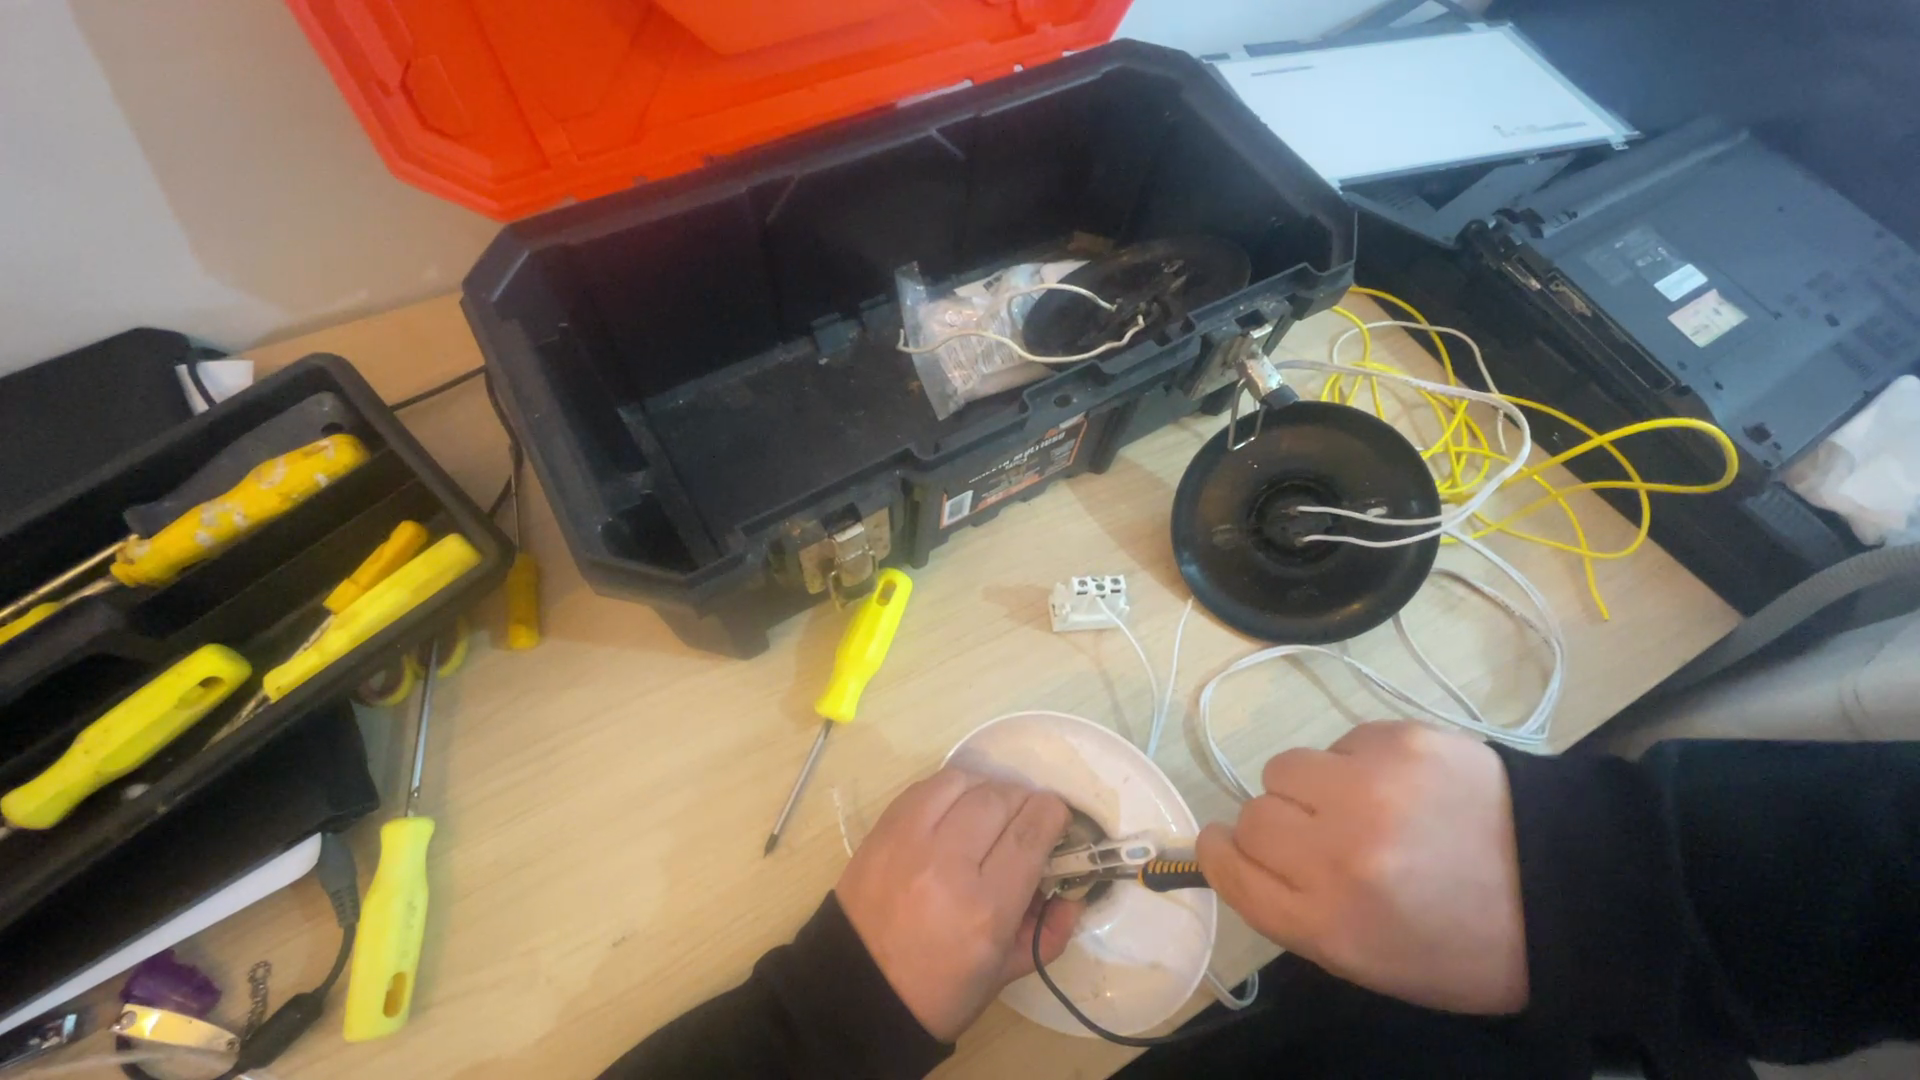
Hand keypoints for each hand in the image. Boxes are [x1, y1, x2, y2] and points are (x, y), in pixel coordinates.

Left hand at [835, 768, 1082, 1040]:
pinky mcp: (885, 827)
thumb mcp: (1003, 973)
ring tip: (992, 808)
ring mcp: (911, 839)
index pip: (1032, 832)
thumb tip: (1073, 892)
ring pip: (965, 782)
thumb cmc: (937, 990)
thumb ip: (1048, 931)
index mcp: (985, 909)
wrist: (856, 987)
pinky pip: (929, 785)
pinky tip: (959, 805)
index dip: (1053, 815)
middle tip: (1026, 816)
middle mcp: (949, 865)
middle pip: (1001, 799)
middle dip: (1024, 801)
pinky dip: (953, 787)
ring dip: (988, 788)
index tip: (1057, 819)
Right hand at [1198, 721, 1527, 1014]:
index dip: (1220, 853)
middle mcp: (1337, 854)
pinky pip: (1338, 744)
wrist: (1573, 889)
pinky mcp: (1398, 741)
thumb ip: (1291, 908)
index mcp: (1330, 924)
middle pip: (1250, 817)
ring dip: (1309, 788)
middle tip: (1320, 837)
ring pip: (1283, 769)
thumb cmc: (1464, 942)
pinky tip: (1401, 787)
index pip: (1229, 869)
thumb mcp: (1370, 960)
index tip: (1227, 844)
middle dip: (1275, 827)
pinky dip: (1356, 763)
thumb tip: (1235, 852)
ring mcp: (1367, 790)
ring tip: (1361, 805)